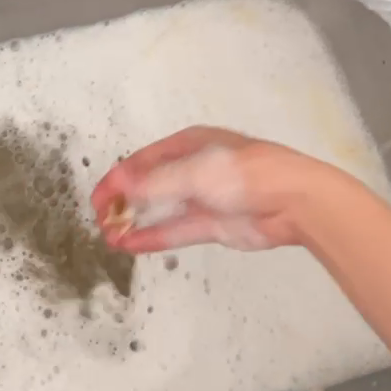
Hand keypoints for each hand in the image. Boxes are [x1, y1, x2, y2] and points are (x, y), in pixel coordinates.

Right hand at [90, 126, 334, 253]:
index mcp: (189, 144)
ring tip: (108, 236)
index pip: (144, 160)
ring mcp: (203, 198)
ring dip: (135, 221)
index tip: (97, 197)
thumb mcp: (195, 172)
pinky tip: (131, 245)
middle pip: (150, 184)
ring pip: (160, 209)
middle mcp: (192, 169)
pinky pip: (177, 229)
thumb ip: (157, 182)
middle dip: (123, 200)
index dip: (118, 177)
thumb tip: (120, 186)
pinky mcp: (213, 224)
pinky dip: (154, 237)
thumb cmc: (244, 173)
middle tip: (99, 218)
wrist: (294, 201)